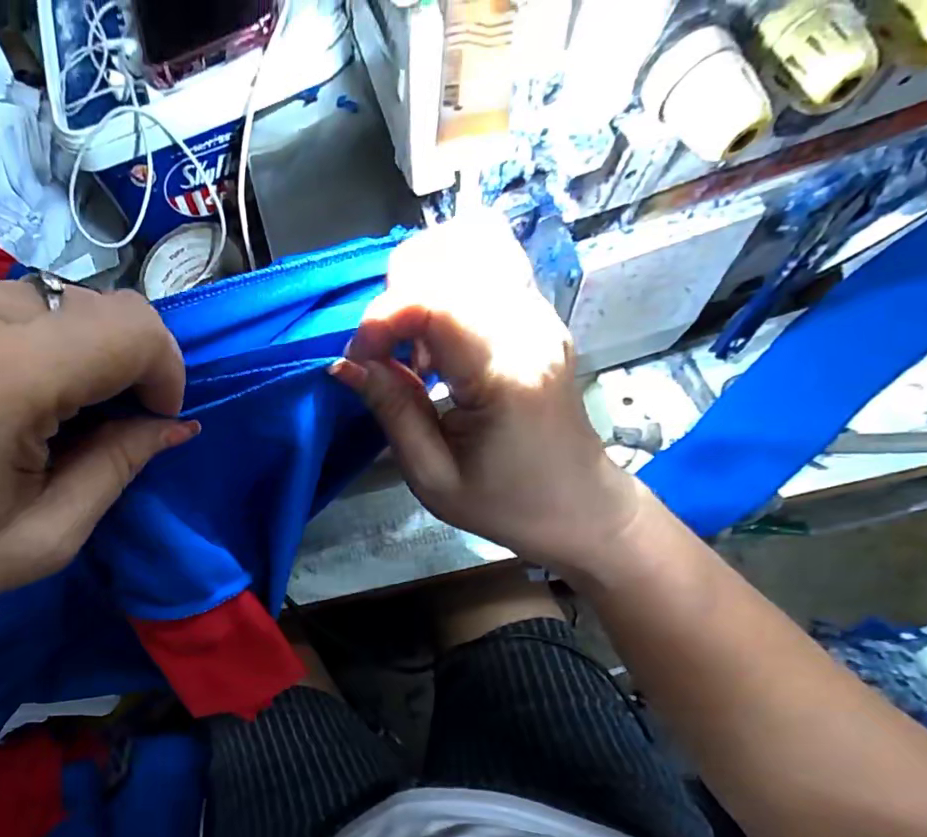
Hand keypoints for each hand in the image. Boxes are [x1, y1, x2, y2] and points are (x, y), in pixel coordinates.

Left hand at [0, 276, 195, 688]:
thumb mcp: (37, 541)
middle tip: (72, 427)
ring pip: (8, 295)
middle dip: (99, 362)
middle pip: (73, 303)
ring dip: (35, 349)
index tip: (148, 415)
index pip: (129, 324)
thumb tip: (173, 424)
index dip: (162, 366)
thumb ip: (118, 468)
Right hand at [331, 213, 642, 574]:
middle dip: (397, 293)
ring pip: (472, 241)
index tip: (360, 360)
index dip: (382, 318)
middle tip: (387, 352)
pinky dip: (445, 284)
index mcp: (506, 374)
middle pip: (452, 251)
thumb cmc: (507, 504)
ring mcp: (541, 313)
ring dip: (422, 280)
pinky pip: (486, 263)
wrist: (580, 506)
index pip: (436, 302)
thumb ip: (392, 410)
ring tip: (413, 341)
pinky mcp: (539, 314)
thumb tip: (347, 363)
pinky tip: (437, 338)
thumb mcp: (433, 476)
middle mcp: (529, 327)